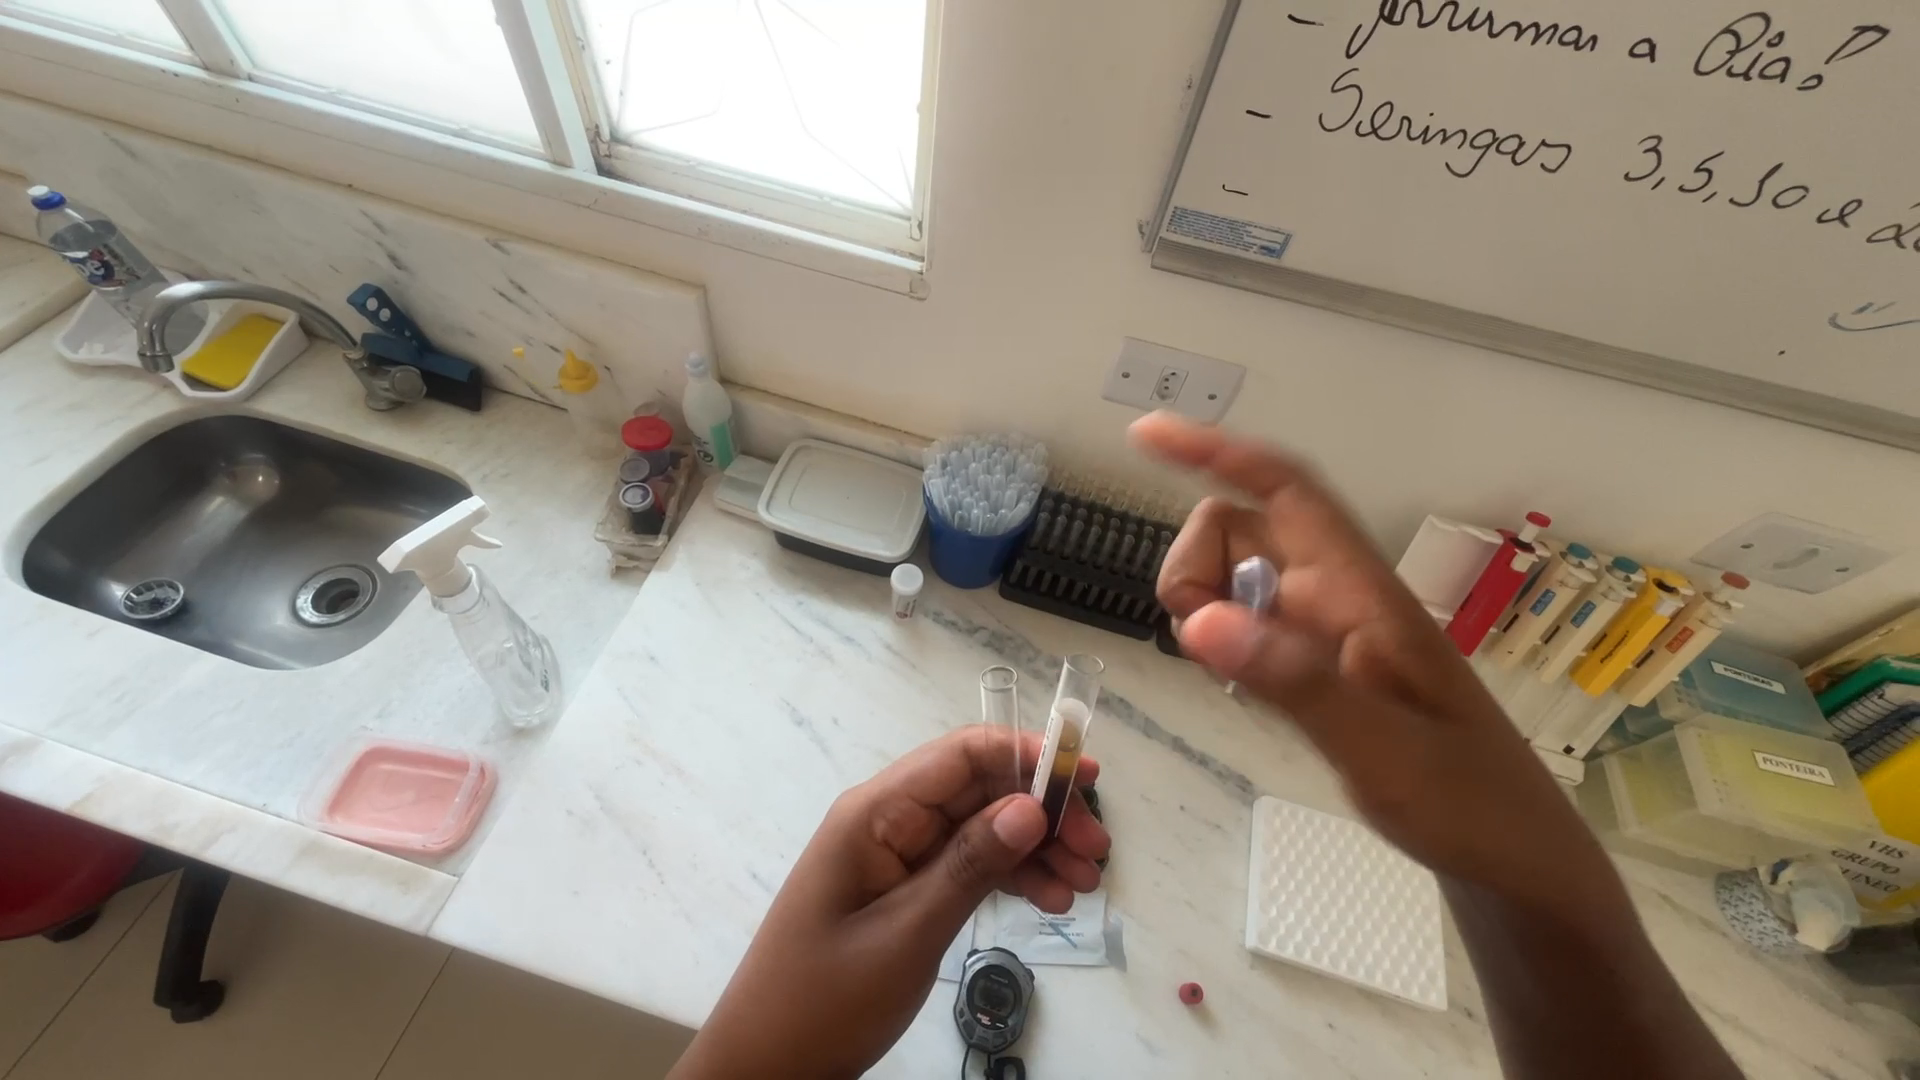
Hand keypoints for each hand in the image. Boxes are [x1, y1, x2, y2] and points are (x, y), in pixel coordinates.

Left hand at [669, 726, 1108, 1079]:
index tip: (1084, 776)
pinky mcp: (908, 884)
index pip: (961, 754)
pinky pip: (969, 864)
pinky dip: (1011, 876)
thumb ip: (970, 864)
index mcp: (878, 811)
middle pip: (980, 790)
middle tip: (1097, 850)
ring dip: (1036, 848)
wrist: (767, 1062)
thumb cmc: (825, 997)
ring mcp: (900, 852)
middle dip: (1043, 811)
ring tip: (1084, 884)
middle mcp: (891, 818)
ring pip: (982, 827)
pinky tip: (1049, 899)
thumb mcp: (907, 933)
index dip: (1026, 752)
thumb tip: (1032, 806)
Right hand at [1131, 413, 1611, 907]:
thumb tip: (1198, 621)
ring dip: (1201, 608)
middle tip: (1207, 646)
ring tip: (1234, 680)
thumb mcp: (1382, 750)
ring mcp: (1316, 622)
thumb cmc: (1466, 801)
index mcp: (1358, 588)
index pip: (1283, 489)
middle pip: (1232, 527)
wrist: (1510, 855)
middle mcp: (1332, 589)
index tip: (1147, 437)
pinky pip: (1238, 617)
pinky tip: (1242, 686)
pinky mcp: (1306, 655)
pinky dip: (1218, 636)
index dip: (1216, 453)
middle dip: (1193, 571)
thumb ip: (1292, 681)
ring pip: (1227, 572)